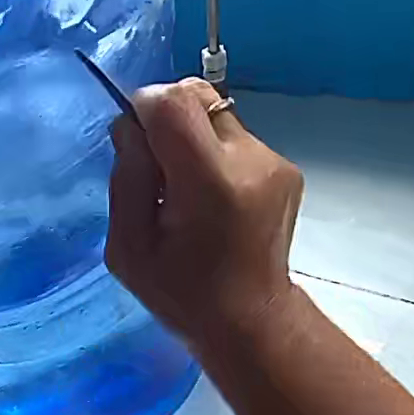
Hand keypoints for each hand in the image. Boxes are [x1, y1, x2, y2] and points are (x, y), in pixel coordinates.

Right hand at [107, 78, 305, 350]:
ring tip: (186, 192)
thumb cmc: (180, 293)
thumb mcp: (127, 247)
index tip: (133, 144)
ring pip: (216, 114)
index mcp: (209, 183)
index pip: (173, 102)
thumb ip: (127, 178)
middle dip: (166, 118)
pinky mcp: (287, 168)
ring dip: (191, 139)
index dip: (143, 109)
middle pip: (197, 95)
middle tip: (156, 168)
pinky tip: (212, 199)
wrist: (250, 320)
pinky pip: (235, 138)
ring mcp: (275, 162)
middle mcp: (250, 161)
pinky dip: (213, 154)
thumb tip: (130, 126)